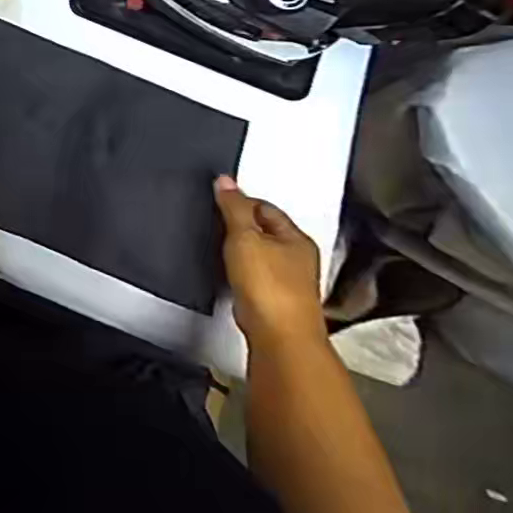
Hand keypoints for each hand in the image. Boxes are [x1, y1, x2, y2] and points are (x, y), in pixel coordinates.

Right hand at [214, 175, 325, 347]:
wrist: (276, 331)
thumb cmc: (269, 285)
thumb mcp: (244, 236)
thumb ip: (233, 207)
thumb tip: (225, 181)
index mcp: (296, 238)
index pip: (264, 207)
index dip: (240, 201)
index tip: (217, 199)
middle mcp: (297, 257)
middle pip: (263, 228)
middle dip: (239, 222)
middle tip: (216, 218)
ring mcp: (286, 277)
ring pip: (258, 249)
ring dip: (239, 245)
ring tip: (219, 241)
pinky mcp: (271, 293)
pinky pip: (253, 269)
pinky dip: (238, 264)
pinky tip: (226, 266)